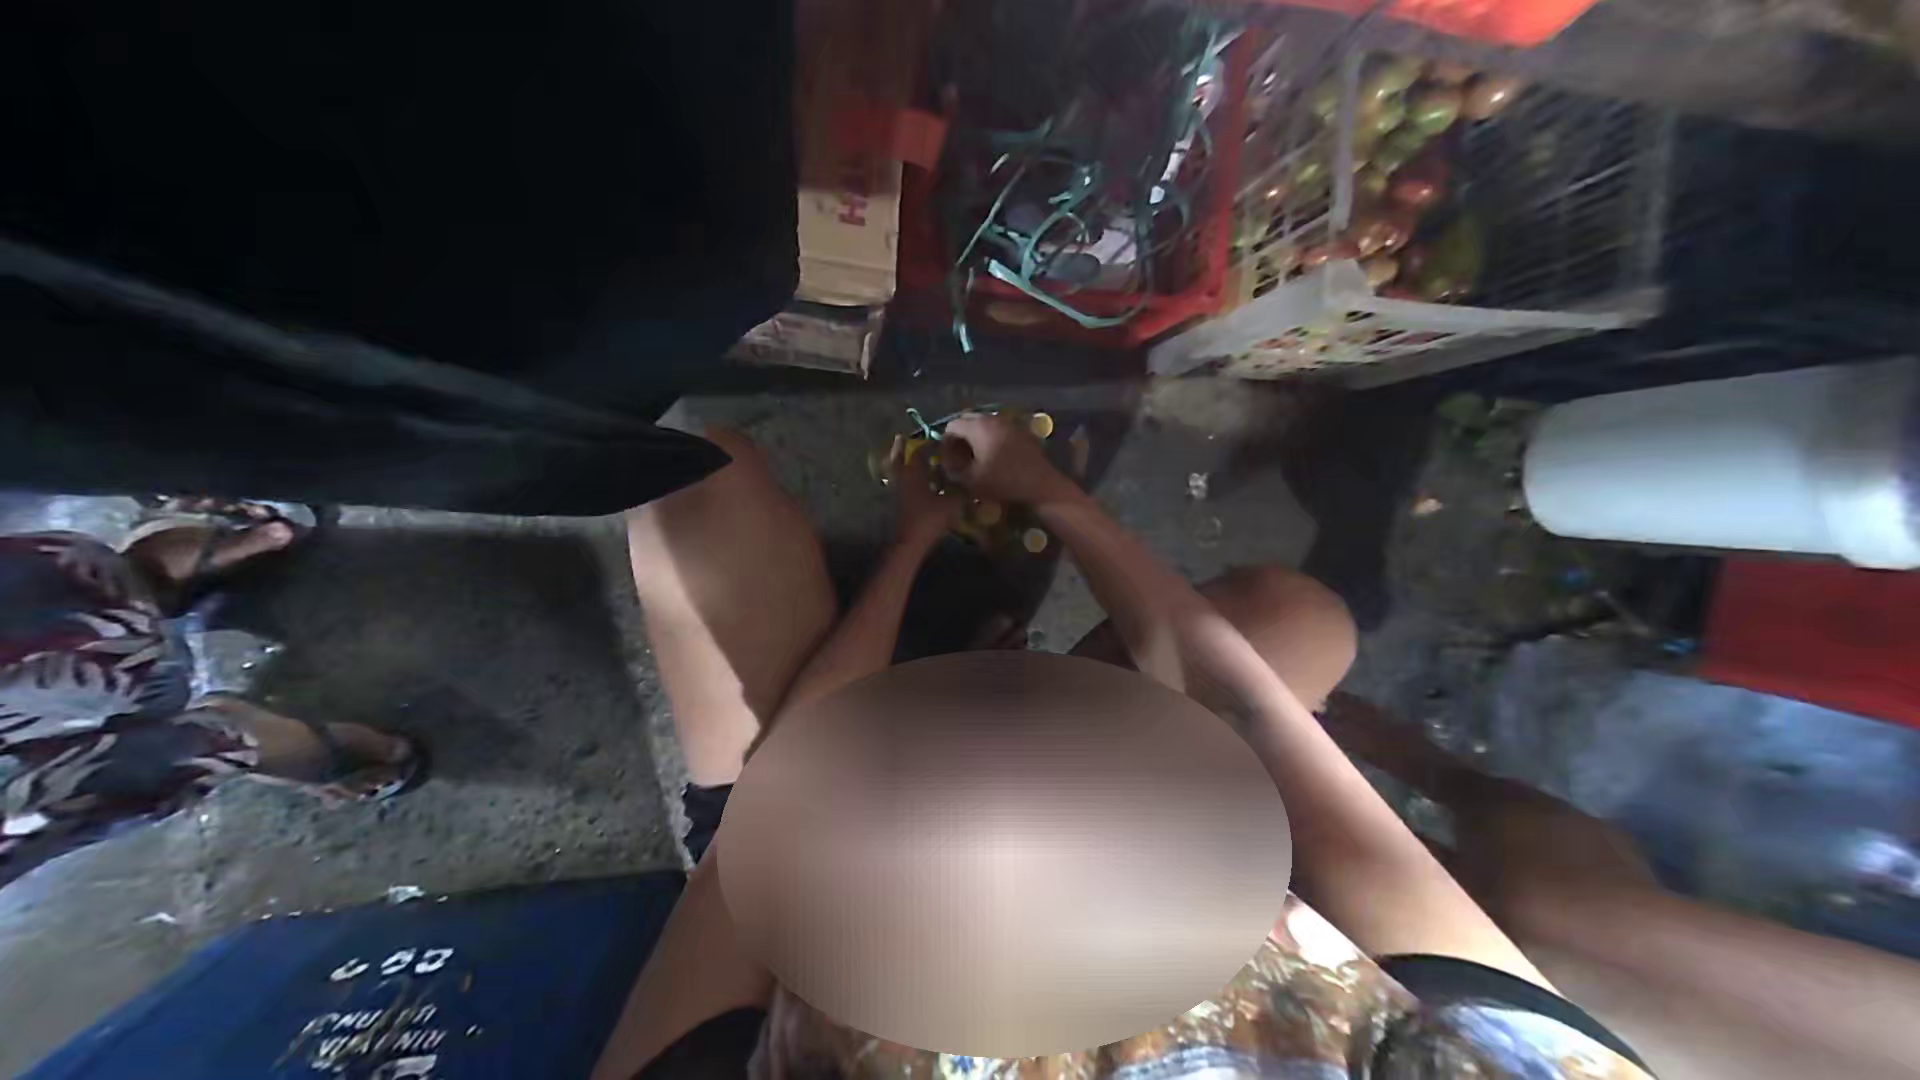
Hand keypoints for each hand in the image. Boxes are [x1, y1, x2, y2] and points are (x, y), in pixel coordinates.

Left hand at [887, 436, 961, 545]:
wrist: (909, 543)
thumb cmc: (928, 520)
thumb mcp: (951, 505)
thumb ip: (962, 493)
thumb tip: (973, 485)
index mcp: (914, 474)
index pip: (920, 453)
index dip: (929, 445)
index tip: (937, 441)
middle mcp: (902, 479)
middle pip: (897, 459)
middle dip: (900, 448)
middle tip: (901, 437)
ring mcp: (897, 492)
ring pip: (896, 472)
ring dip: (901, 463)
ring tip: (909, 459)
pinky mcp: (897, 505)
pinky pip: (900, 485)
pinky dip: (905, 479)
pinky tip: (916, 484)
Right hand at [940, 413, 1079, 506]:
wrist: (1039, 484)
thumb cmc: (1002, 481)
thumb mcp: (971, 480)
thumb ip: (954, 470)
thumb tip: (949, 466)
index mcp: (978, 426)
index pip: (952, 425)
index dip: (946, 443)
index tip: (948, 460)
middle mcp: (993, 419)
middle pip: (968, 420)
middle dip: (960, 438)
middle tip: (959, 458)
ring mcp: (1009, 423)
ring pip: (984, 424)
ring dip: (975, 438)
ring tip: (975, 458)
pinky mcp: (1021, 431)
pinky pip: (999, 430)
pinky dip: (990, 439)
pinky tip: (993, 456)